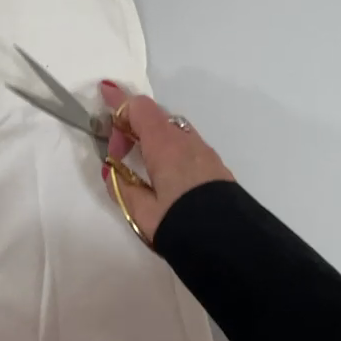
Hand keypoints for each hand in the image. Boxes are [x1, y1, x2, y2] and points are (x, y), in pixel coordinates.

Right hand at [99, 81, 235, 240]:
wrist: (236, 248)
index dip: (118, 100)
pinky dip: (167, 146)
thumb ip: (122, 187)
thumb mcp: (142, 212)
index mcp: (164, 145)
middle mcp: (186, 141)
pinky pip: (185, 143)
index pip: (138, 108)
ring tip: (139, 164)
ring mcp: (204, 152)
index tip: (104, 91)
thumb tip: (111, 171)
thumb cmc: (183, 225)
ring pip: (171, 129)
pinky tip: (163, 173)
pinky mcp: (215, 166)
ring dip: (151, 137)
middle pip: (154, 115)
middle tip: (117, 153)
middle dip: (131, 124)